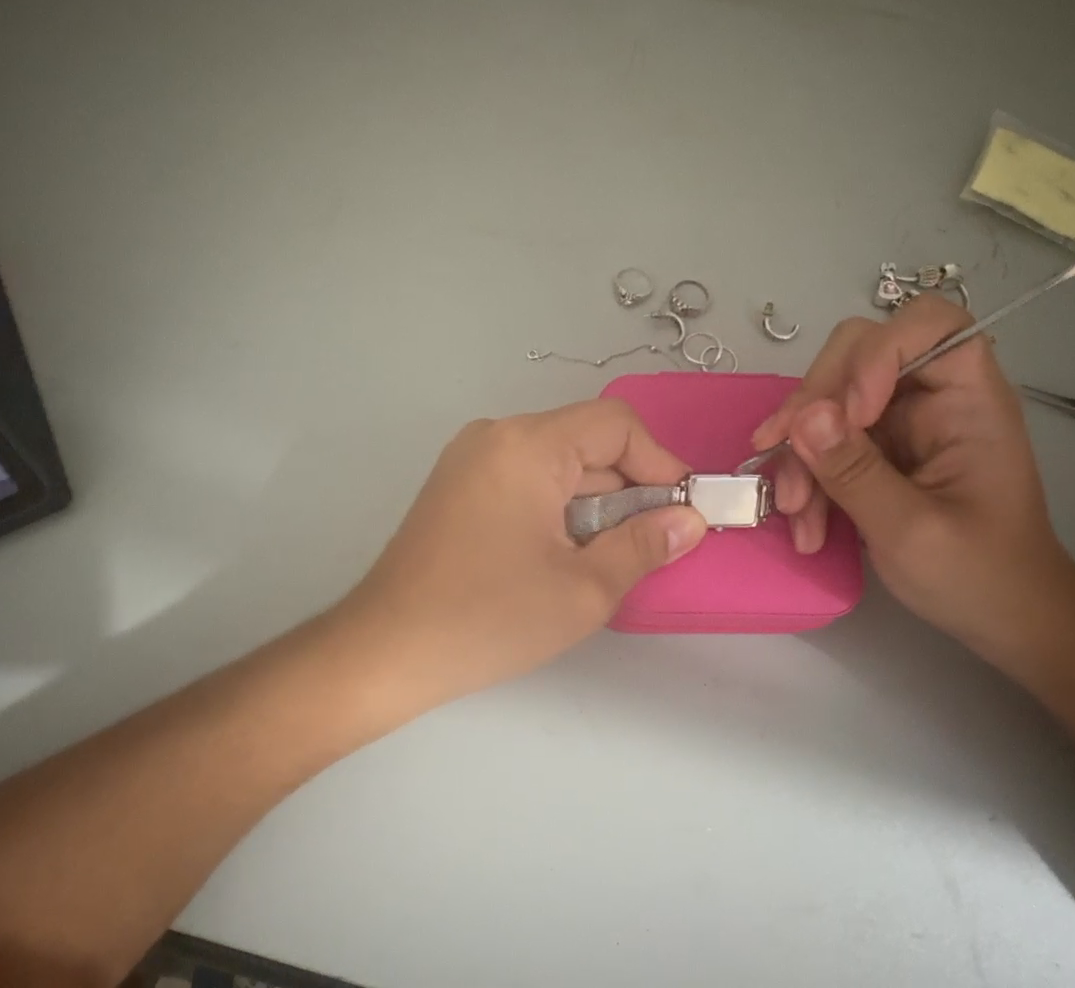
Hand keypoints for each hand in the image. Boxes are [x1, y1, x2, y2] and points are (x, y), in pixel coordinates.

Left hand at [334, 399, 707, 709]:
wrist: (385, 651)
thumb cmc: (489, 618)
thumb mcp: (583, 589)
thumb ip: (644, 545)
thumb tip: (688, 521)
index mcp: (527, 444)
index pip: (616, 424)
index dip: (660, 463)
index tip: (683, 514)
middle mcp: (496, 436)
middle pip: (585, 442)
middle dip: (629, 490)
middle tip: (654, 547)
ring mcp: (470, 460)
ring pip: (557, 465)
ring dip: (595, 505)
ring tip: (607, 561)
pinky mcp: (457, 488)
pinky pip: (526, 481)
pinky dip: (558, 509)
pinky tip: (563, 557)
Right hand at [750, 295, 1074, 644]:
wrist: (1004, 621)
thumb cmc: (980, 578)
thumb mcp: (911, 531)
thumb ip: (855, 472)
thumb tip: (803, 416)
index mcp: (969, 401)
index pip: (929, 324)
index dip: (879, 351)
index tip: (851, 413)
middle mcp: (932, 399)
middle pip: (857, 356)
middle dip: (813, 406)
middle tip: (782, 456)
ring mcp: (900, 425)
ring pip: (827, 403)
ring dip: (799, 454)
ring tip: (795, 513)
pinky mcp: (876, 453)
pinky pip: (822, 443)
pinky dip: (805, 479)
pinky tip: (805, 525)